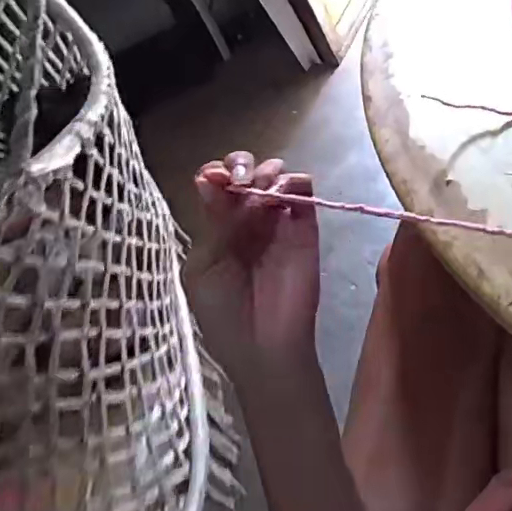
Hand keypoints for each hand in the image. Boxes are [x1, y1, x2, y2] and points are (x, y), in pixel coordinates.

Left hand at [189, 152, 320, 374]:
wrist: (265, 345)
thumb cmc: (224, 314)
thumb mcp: (205, 268)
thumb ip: (213, 224)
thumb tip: (208, 177)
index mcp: (217, 225)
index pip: (216, 184)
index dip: (215, 173)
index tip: (216, 178)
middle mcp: (248, 216)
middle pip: (246, 171)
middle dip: (242, 165)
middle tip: (242, 181)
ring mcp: (278, 219)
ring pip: (277, 174)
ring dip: (267, 170)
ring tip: (262, 189)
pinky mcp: (306, 226)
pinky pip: (304, 191)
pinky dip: (295, 181)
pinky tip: (282, 194)